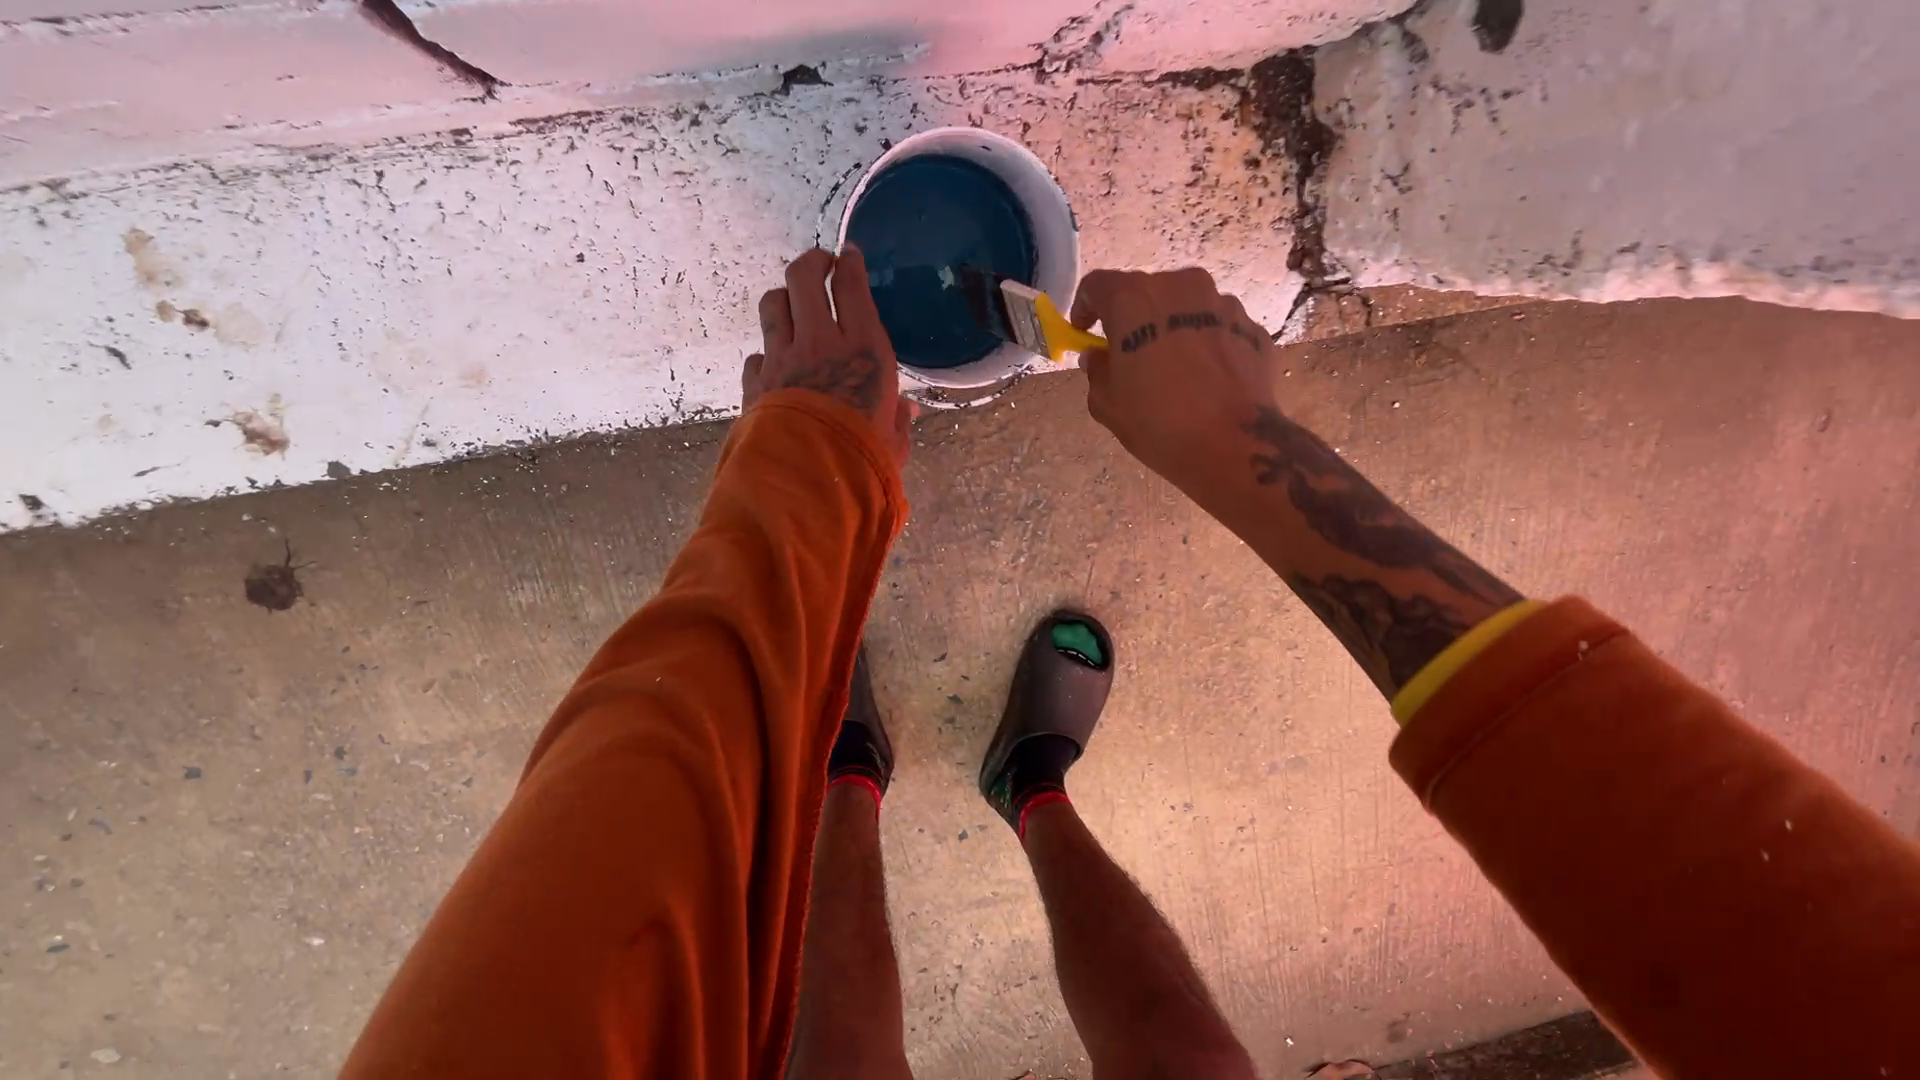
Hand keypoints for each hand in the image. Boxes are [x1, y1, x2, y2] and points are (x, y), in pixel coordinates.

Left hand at [744, 247, 915, 467]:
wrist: (807, 483)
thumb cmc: (863, 460)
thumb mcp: (894, 443)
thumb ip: (899, 421)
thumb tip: (907, 413)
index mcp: (864, 349)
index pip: (852, 286)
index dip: (850, 264)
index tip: (849, 255)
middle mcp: (820, 342)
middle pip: (804, 277)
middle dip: (812, 263)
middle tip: (820, 265)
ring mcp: (782, 359)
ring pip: (773, 303)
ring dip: (783, 299)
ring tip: (792, 306)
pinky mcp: (755, 382)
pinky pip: (756, 353)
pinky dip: (766, 354)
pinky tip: (774, 365)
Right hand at [1070, 268, 1279, 489]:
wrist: (1233, 445)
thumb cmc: (1158, 422)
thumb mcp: (1107, 404)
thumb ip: (1096, 370)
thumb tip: (1099, 357)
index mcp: (1134, 299)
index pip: (1098, 285)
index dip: (1085, 307)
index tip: (1085, 332)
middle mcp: (1180, 286)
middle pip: (1146, 292)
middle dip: (1132, 318)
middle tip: (1129, 355)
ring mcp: (1223, 303)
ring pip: (1186, 306)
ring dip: (1173, 328)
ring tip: (1173, 369)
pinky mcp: (1252, 327)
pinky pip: (1217, 328)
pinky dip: (1206, 344)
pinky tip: (1205, 379)